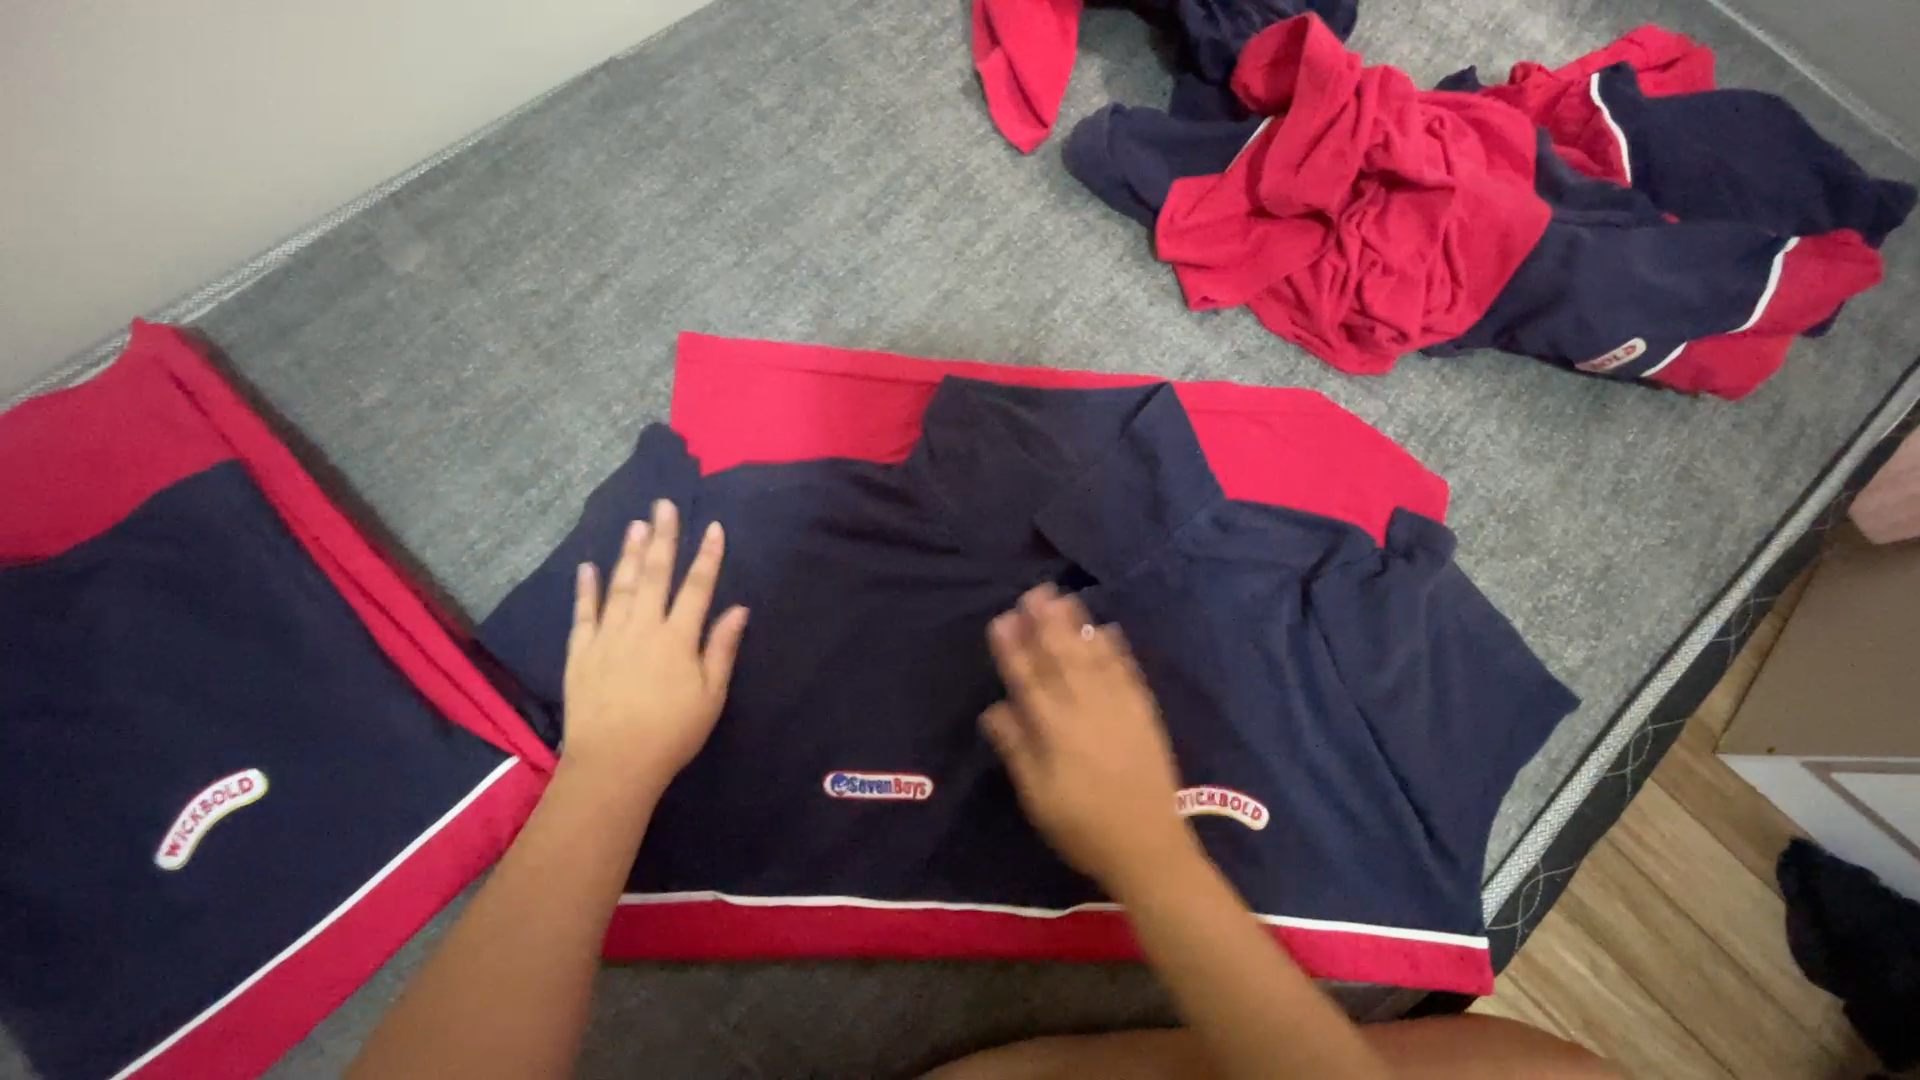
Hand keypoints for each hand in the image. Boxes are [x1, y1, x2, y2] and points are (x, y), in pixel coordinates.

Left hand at [560, 499, 748, 799]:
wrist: (614, 764)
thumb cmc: (673, 732)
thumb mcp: (711, 694)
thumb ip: (722, 648)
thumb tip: (738, 608)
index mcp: (678, 638)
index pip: (697, 587)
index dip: (708, 556)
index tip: (714, 527)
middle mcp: (643, 628)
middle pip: (655, 574)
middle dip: (663, 537)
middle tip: (664, 505)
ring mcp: (608, 637)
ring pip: (620, 586)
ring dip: (628, 553)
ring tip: (635, 524)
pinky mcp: (581, 652)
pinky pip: (584, 613)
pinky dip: (586, 589)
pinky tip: (588, 566)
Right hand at [981, 584, 1200, 892]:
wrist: (1148, 847)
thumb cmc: (1082, 827)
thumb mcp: (1037, 796)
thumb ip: (1017, 749)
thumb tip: (995, 708)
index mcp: (1055, 730)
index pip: (1028, 680)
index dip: (1013, 649)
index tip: (1002, 618)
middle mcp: (1086, 709)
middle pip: (1061, 658)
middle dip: (1046, 623)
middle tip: (1035, 592)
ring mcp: (1119, 708)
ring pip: (1094, 657)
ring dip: (1078, 626)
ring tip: (1065, 598)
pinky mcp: (1144, 714)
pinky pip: (1128, 672)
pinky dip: (1116, 649)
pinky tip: (1107, 629)